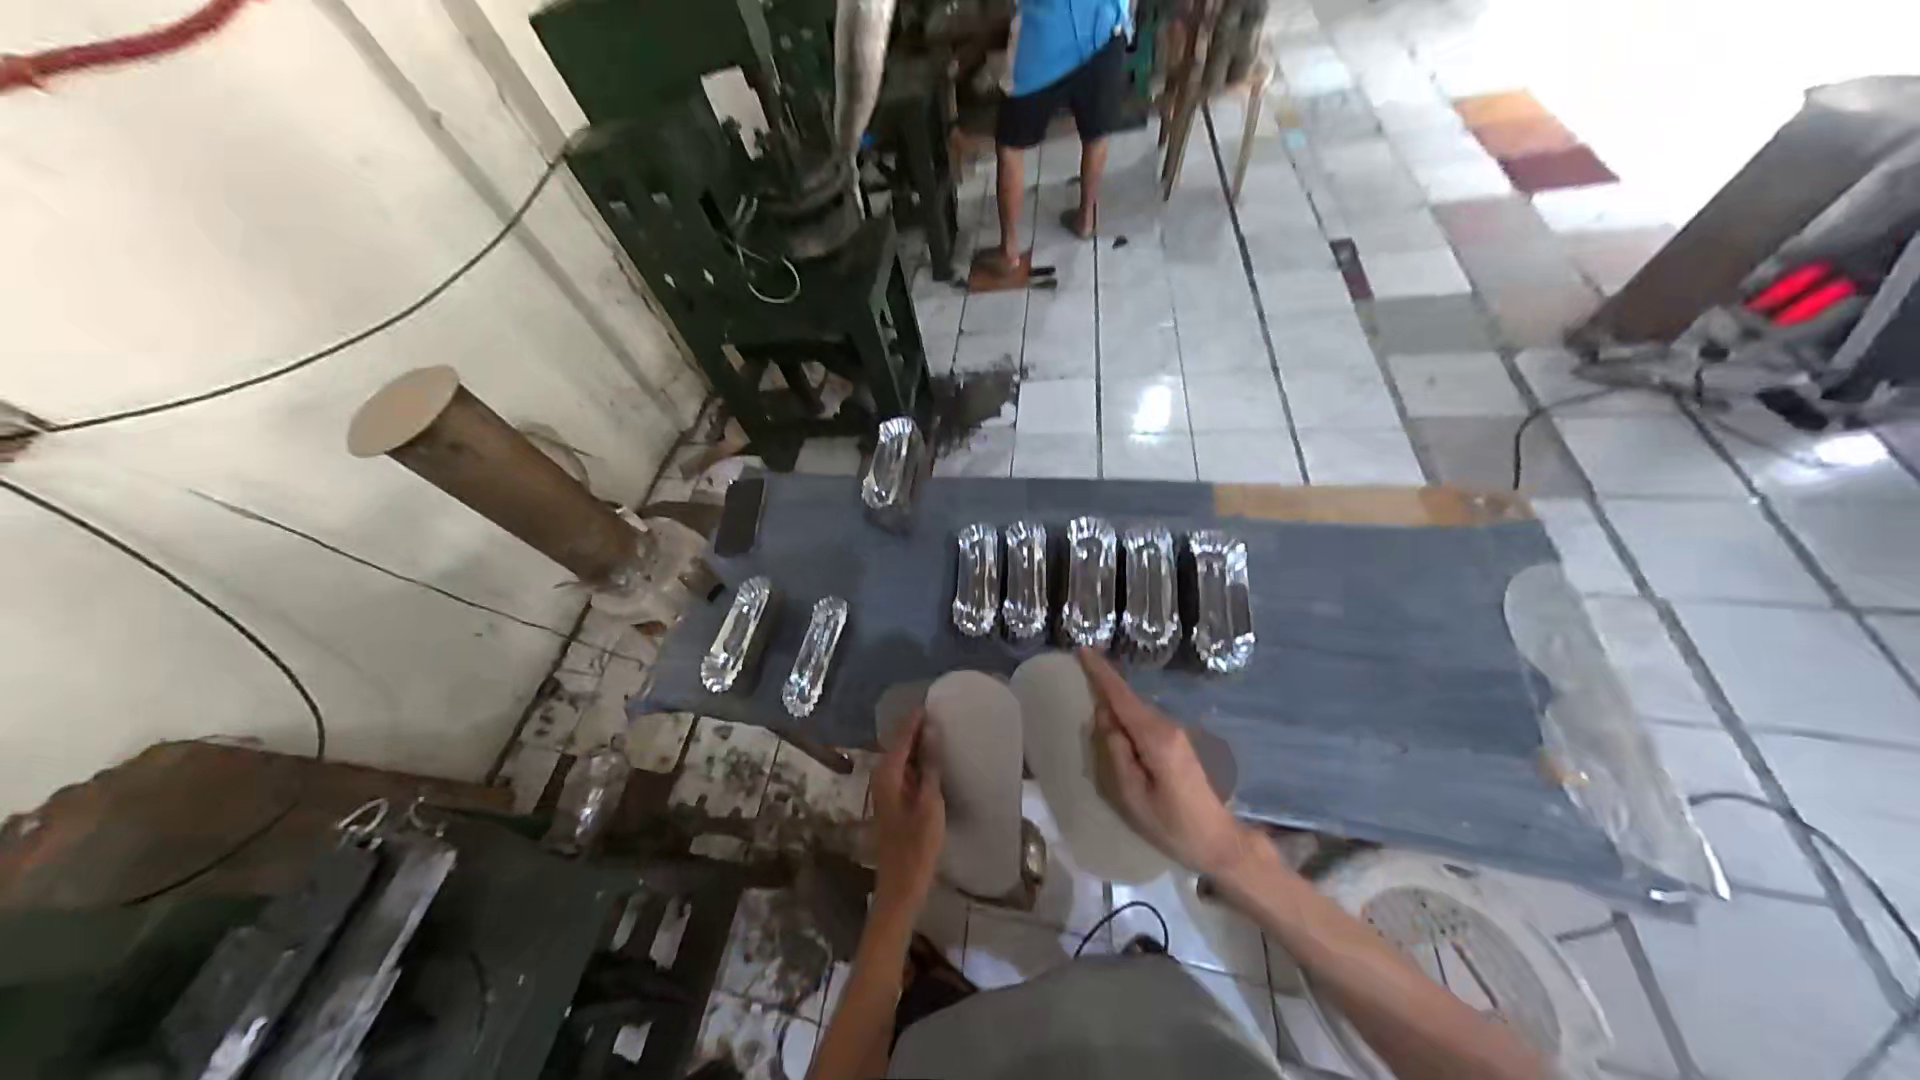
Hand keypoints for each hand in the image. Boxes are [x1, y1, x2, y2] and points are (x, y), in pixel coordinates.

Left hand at [870, 710, 945, 912]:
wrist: (901, 886)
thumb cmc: (917, 845)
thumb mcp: (930, 804)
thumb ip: (930, 766)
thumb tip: (932, 732)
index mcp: (888, 774)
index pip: (903, 736)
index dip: (916, 719)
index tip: (931, 701)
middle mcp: (883, 777)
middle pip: (901, 745)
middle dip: (917, 729)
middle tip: (940, 712)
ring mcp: (888, 791)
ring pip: (904, 759)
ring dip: (919, 746)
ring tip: (941, 730)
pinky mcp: (895, 802)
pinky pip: (907, 772)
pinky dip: (920, 763)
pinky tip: (935, 761)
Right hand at [1079, 648, 1253, 877]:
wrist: (1220, 841)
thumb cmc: (1174, 825)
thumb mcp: (1133, 796)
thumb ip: (1115, 752)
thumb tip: (1105, 717)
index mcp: (1156, 737)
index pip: (1122, 697)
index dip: (1101, 673)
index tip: (1083, 649)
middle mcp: (1168, 726)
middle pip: (1127, 702)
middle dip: (1103, 694)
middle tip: (1082, 700)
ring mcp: (1176, 733)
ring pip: (1135, 713)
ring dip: (1115, 712)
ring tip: (1098, 732)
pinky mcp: (1177, 742)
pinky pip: (1143, 724)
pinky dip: (1126, 723)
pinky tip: (1119, 741)